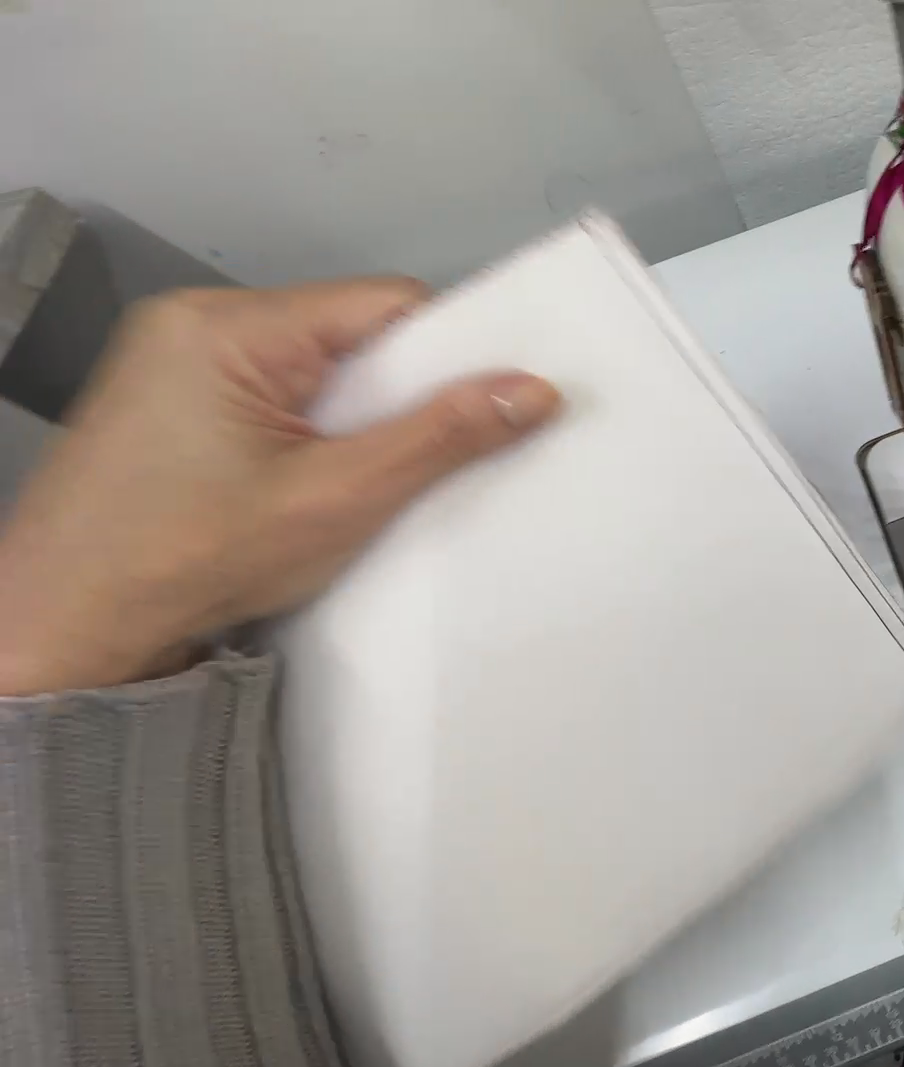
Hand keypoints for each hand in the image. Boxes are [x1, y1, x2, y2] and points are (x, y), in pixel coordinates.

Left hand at [0, 279, 561, 695]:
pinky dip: (347, 429)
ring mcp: (193, 364)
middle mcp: (204, 327)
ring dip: (383, 415)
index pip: (388, 304)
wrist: (73, 630)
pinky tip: (352, 472)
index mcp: (228, 327)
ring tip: (394, 469)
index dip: (457, 348)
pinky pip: (305, 395)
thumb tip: (536, 391)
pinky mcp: (196, 403)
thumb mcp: (344, 494)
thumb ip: (444, 436)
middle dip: (417, 390)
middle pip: (363, 334)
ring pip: (339, 368)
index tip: (504, 398)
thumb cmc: (194, 558)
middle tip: (450, 449)